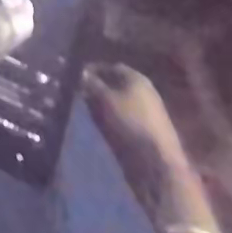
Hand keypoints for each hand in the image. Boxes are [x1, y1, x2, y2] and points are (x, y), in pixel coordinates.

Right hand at [84, 62, 191, 179]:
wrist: (156, 165)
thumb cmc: (130, 124)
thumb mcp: (106, 100)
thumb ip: (92, 84)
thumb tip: (81, 72)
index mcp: (137, 78)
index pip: (111, 67)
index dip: (93, 70)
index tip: (75, 77)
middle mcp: (142, 91)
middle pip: (114, 85)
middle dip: (96, 89)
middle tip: (76, 94)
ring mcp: (144, 113)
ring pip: (117, 103)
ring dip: (101, 106)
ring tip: (82, 110)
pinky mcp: (143, 133)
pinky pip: (121, 120)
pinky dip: (109, 121)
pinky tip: (97, 127)